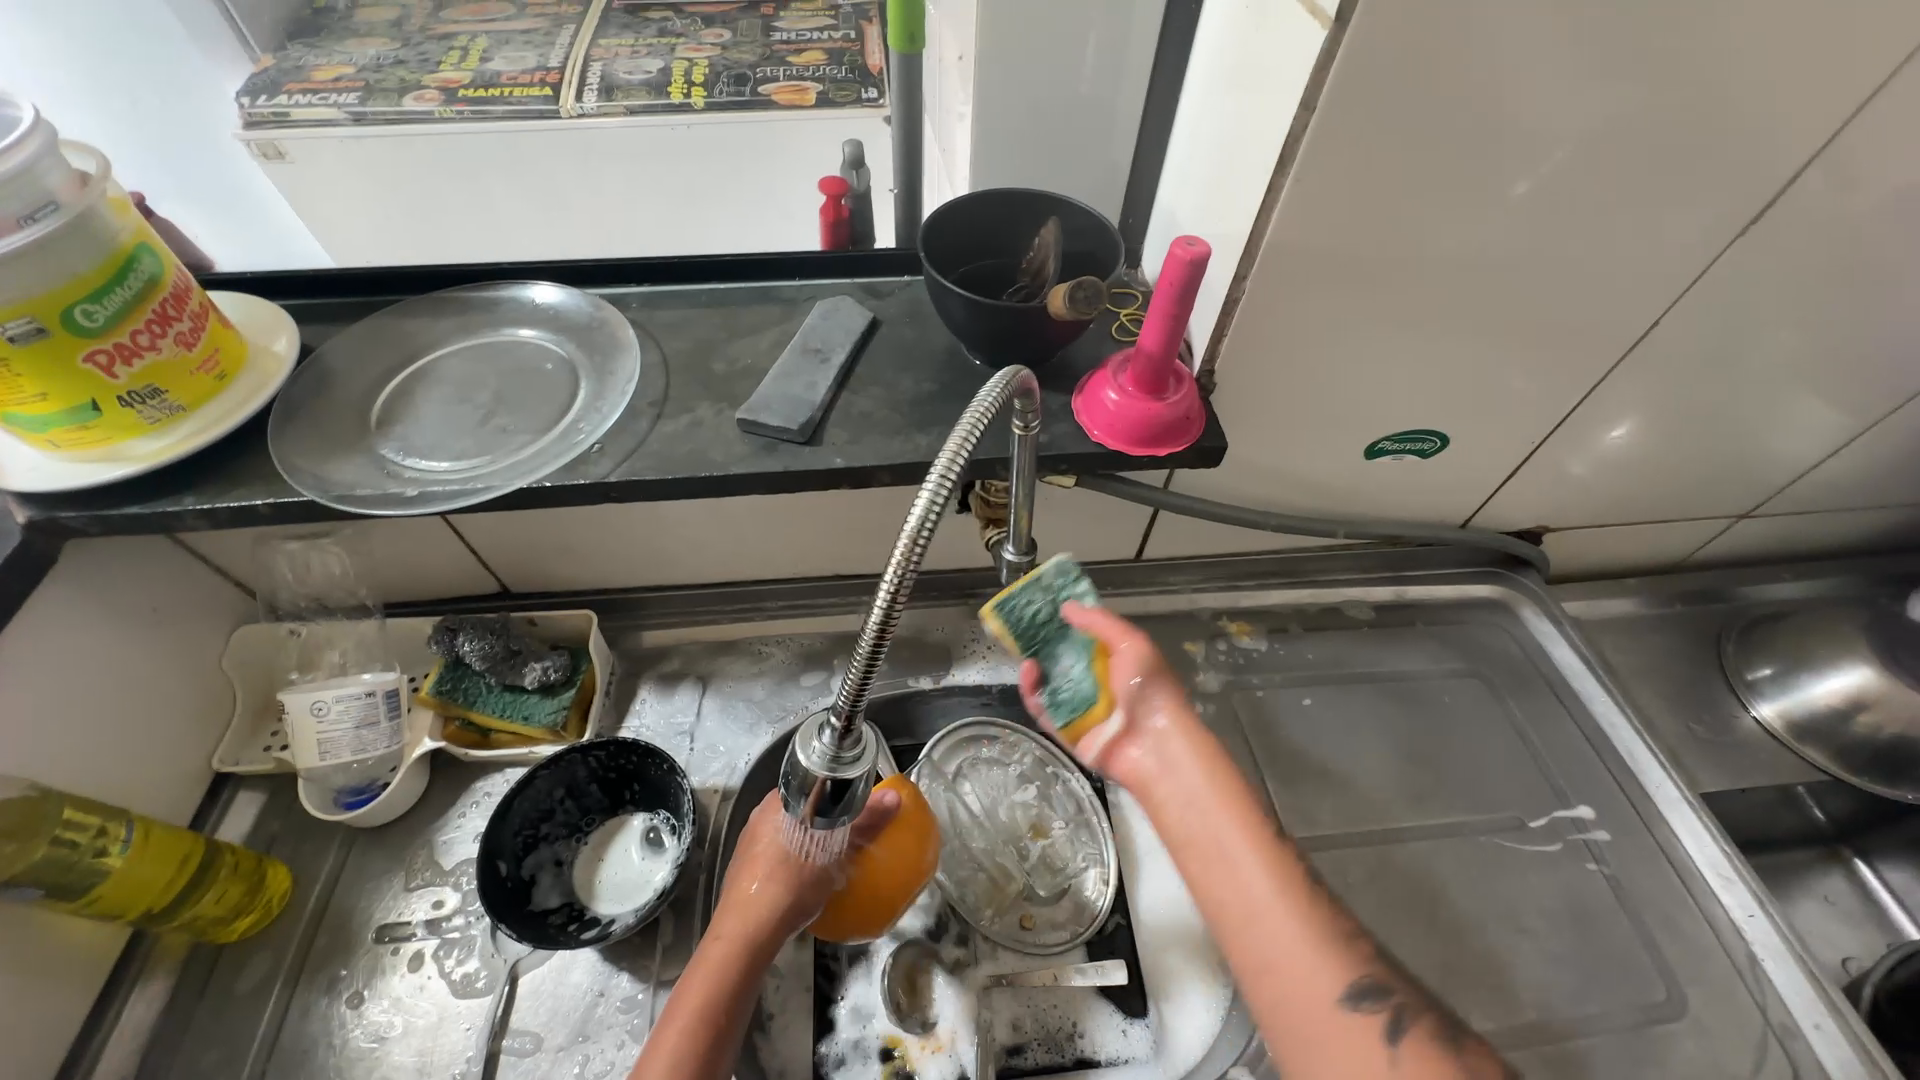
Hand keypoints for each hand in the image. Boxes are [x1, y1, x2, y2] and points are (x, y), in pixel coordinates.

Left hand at [713, 787, 900, 947]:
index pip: (819, 782)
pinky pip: (778, 850)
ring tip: (833, 861)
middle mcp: (763, 811)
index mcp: (782, 797)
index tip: (859, 809)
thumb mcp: (836, 851)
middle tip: (851, 839)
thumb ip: (865, 821)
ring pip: (793, 830)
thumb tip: (894, 796)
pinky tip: (805, 879)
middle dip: (829, 820)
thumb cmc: (792, 881)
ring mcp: (750, 838)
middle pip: (807, 806)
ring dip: (812, 841)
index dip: (841, 793)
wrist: (747, 929)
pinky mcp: (745, 863)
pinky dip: (795, 858)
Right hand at [1019, 601, 1203, 792]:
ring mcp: (1081, 711)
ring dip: (1035, 671)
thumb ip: (1099, 622)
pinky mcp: (1068, 734)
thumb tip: (1066, 607)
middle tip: (1023, 633)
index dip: (1066, 627)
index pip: (1085, 642)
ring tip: (1025, 654)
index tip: (1043, 612)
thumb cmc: (1150, 687)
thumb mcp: (1132, 643)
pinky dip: (1032, 694)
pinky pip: (1044, 713)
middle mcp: (1098, 686)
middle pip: (1063, 664)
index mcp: (1116, 664)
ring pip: (1049, 688)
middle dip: (1043, 649)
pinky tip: (1029, 674)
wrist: (1156, 745)